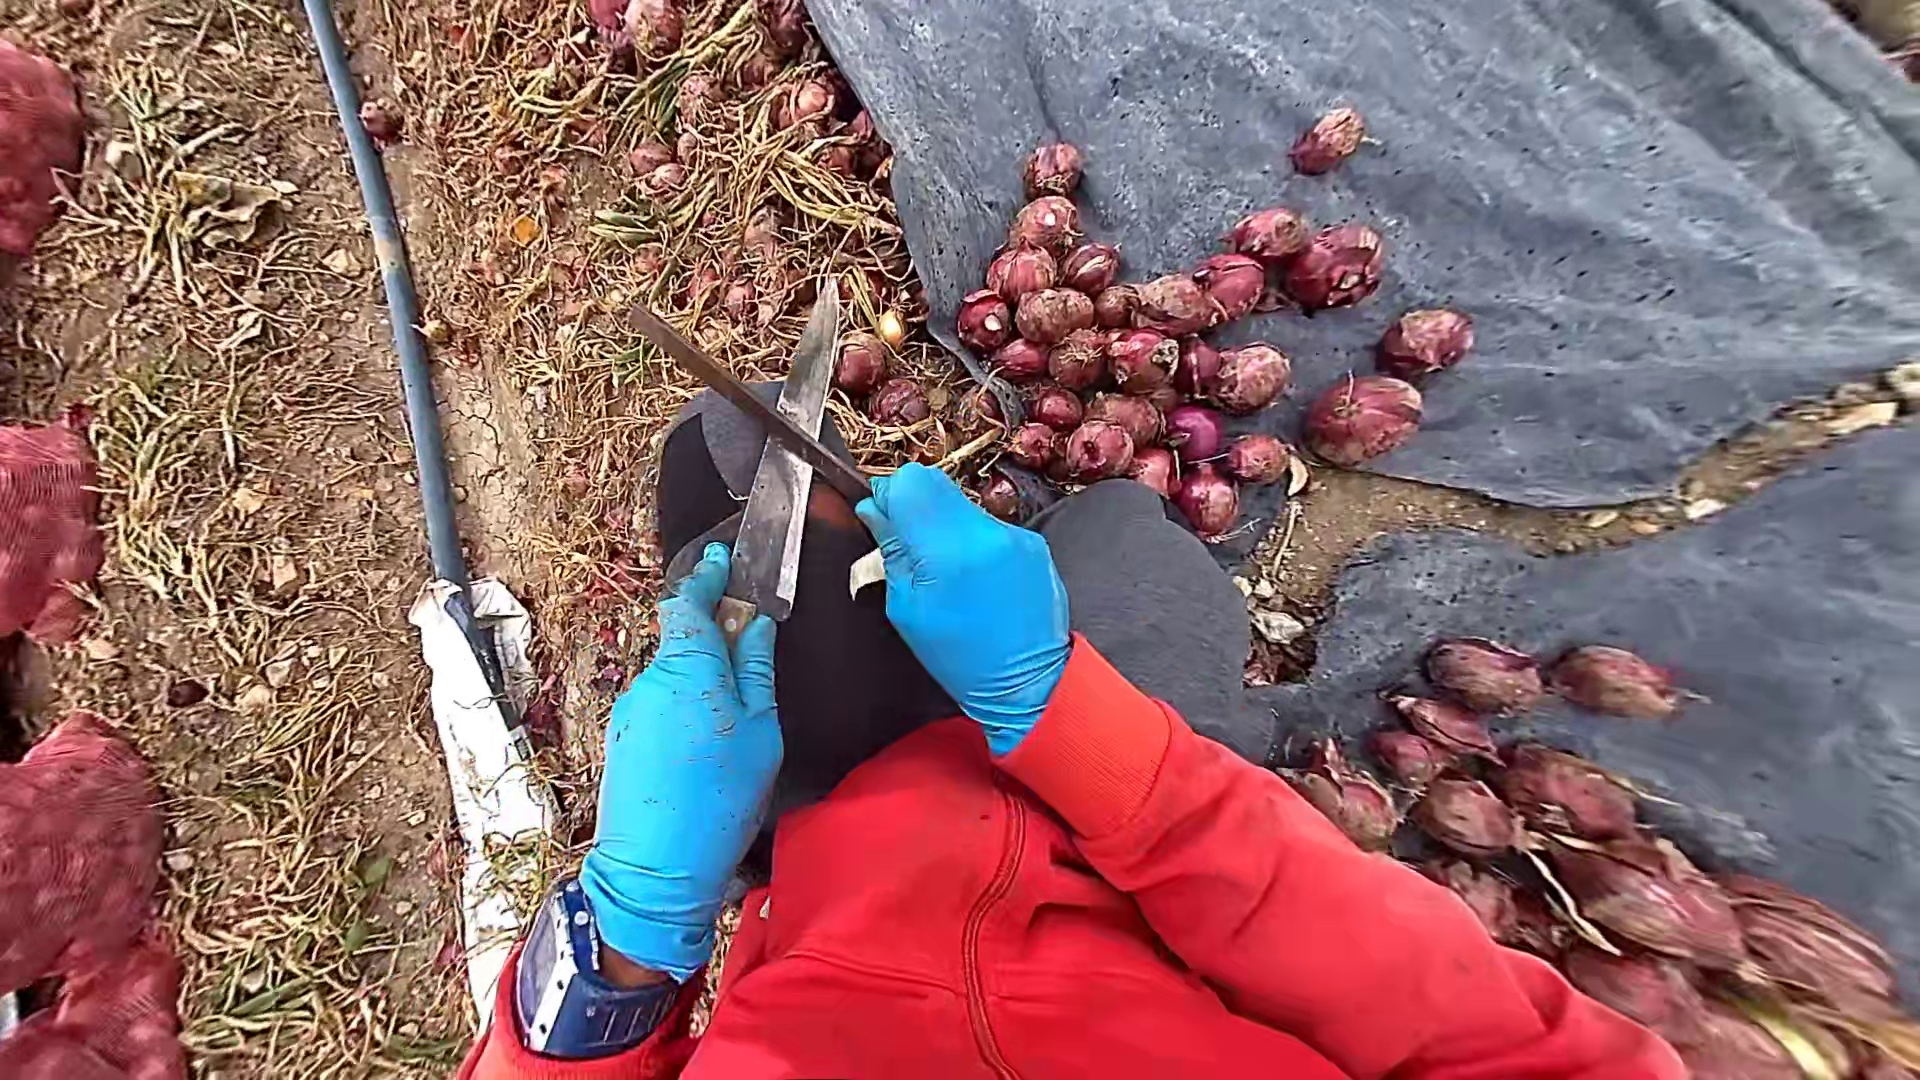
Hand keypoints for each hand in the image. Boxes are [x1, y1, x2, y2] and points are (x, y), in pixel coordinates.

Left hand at [581, 544, 780, 981]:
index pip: (688, 604)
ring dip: (702, 672)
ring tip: (732, 715)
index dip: (705, 577)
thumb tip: (757, 624)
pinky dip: (685, 697)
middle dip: (714, 633)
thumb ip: (756, 669)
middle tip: (750, 649)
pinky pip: (659, 697)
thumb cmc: (721, 798)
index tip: (720, 559)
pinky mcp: (622, 733)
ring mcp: (631, 708)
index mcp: (689, 672)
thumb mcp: (760, 731)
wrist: (653, 874)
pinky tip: (704, 736)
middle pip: (683, 637)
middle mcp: (652, 680)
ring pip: (673, 670)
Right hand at [855, 464, 1069, 754]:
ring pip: (961, 502)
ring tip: (947, 568)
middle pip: (936, 482)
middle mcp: (986, 533)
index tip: (884, 519)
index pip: (909, 481)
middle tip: (910, 544)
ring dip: (944, 523)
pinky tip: (975, 575)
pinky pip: (988, 523)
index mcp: (947, 552)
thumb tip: (874, 508)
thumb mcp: (906, 609)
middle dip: (915, 506)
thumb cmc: (961, 656)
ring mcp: (1015, 535)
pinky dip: (972, 539)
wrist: (1027, 681)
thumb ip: (890, 551)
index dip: (889, 495)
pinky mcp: (1034, 542)